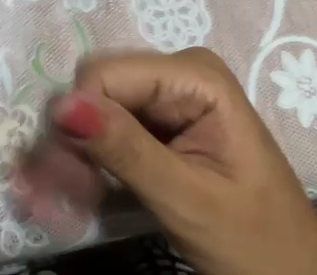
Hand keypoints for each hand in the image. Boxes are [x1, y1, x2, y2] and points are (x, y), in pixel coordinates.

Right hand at [13, 49, 316, 274]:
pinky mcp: (166, 118)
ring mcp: (173, 93)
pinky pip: (114, 123)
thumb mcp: (187, 200)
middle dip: (80, 135)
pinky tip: (98, 184)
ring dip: (85, 149)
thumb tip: (61, 105)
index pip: (106, 75)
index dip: (80, 119)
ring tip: (83, 192)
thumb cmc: (255, 245)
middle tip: (72, 190)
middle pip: (100, 86)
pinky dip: (100, 155)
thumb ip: (125, 149)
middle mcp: (180, 70)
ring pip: (100, 105)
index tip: (66, 173)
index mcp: (196, 76)